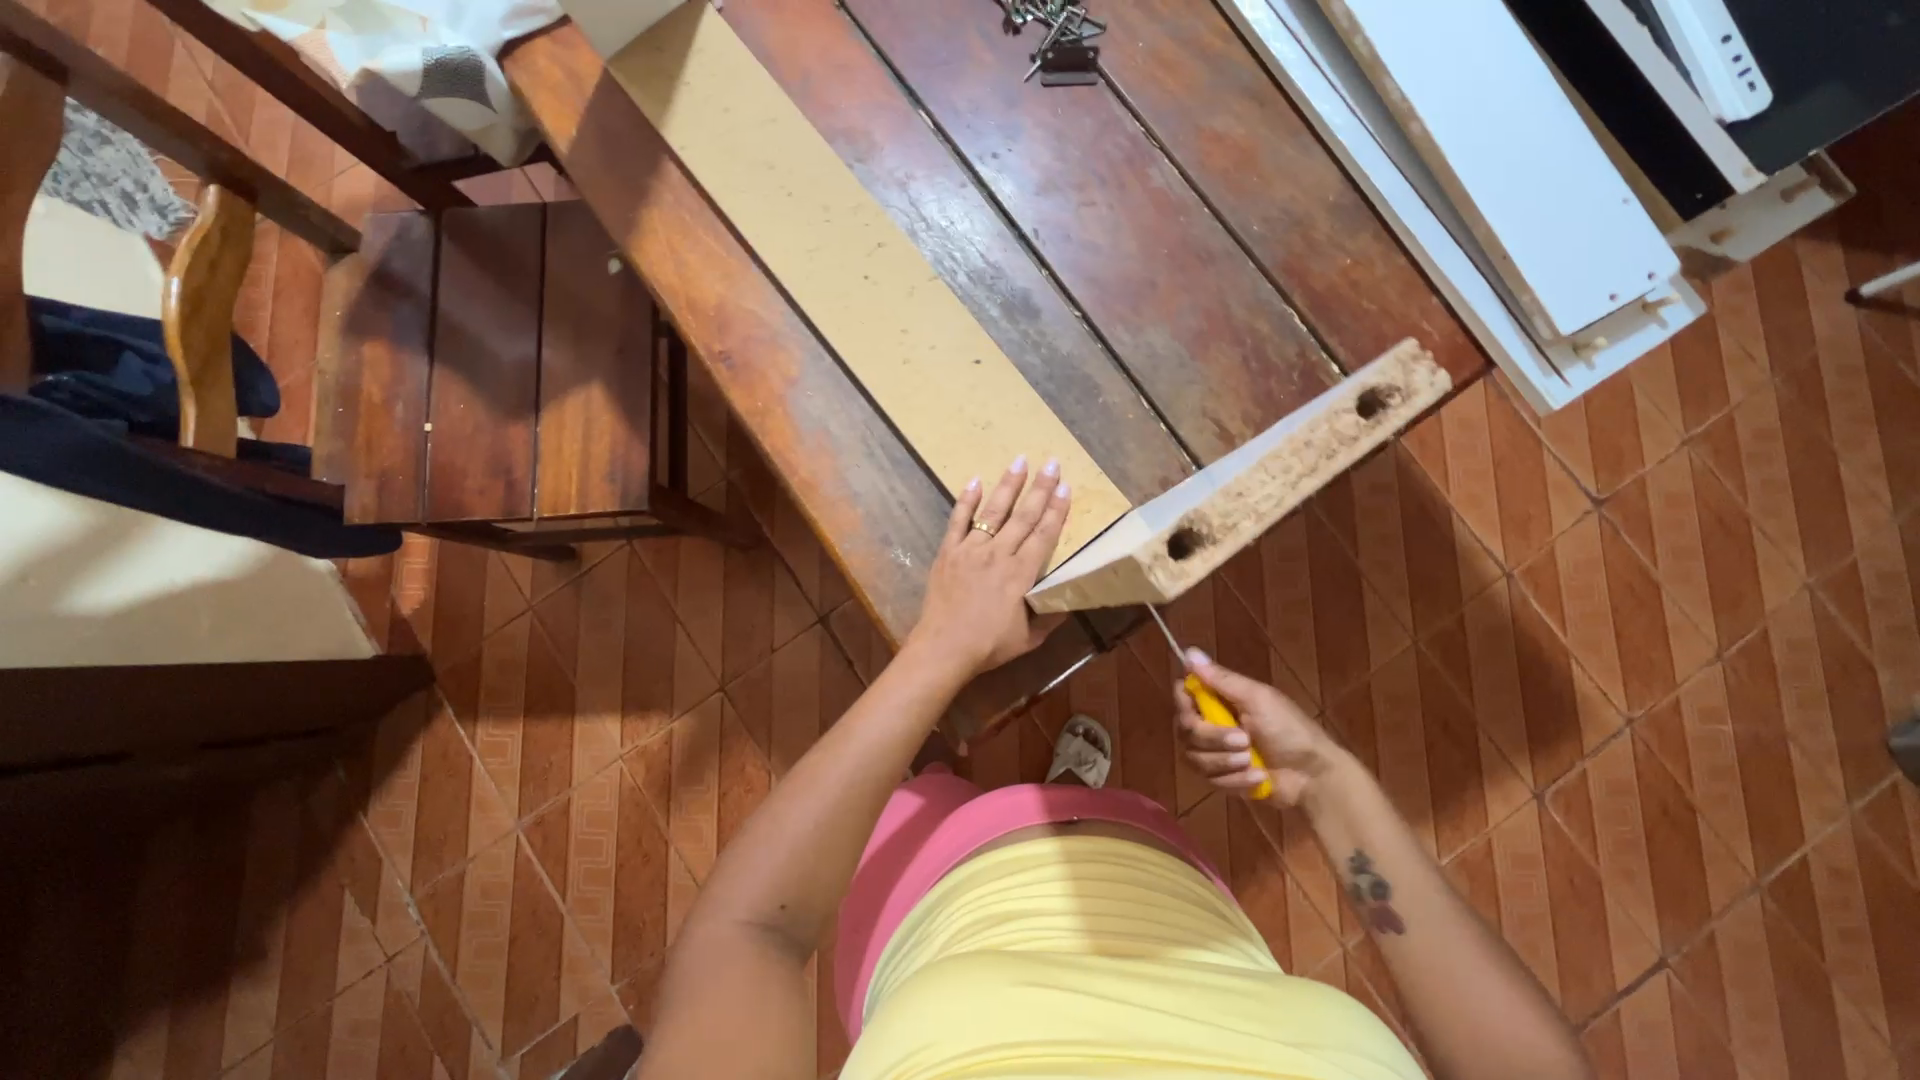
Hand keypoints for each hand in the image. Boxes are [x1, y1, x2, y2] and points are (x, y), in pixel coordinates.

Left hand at [903, 456, 1071, 680]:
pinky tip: (975, 481)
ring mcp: (971, 550)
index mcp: (1021, 574)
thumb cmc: (988, 646)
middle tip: (1051, 463)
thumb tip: (1067, 604)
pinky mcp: (948, 552)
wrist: (944, 648)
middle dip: (1040, 488)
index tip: (1065, 487)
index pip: (1044, 534)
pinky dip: (966, 500)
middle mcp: (998, 555)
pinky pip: (958, 521)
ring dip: (1008, 485)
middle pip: (1023, 516)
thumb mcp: (1029, 639)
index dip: (1056, 510)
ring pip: (993, 512)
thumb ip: (1049, 618)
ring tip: (1020, 460)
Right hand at [1173, 650, 1344, 806]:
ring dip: (1224, 761)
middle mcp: (1213, 723)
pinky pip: (1210, 781)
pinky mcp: (1223, 779)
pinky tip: (1259, 778)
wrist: (1313, 776)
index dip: (1184, 702)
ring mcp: (1216, 753)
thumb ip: (1221, 679)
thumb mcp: (1258, 699)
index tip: (1196, 709)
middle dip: (1212, 738)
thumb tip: (1189, 651)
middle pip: (1185, 729)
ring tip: (1252, 763)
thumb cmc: (1290, 730)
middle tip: (1243, 740)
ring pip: (1193, 758)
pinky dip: (1235, 780)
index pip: (1183, 694)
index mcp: (1221, 699)